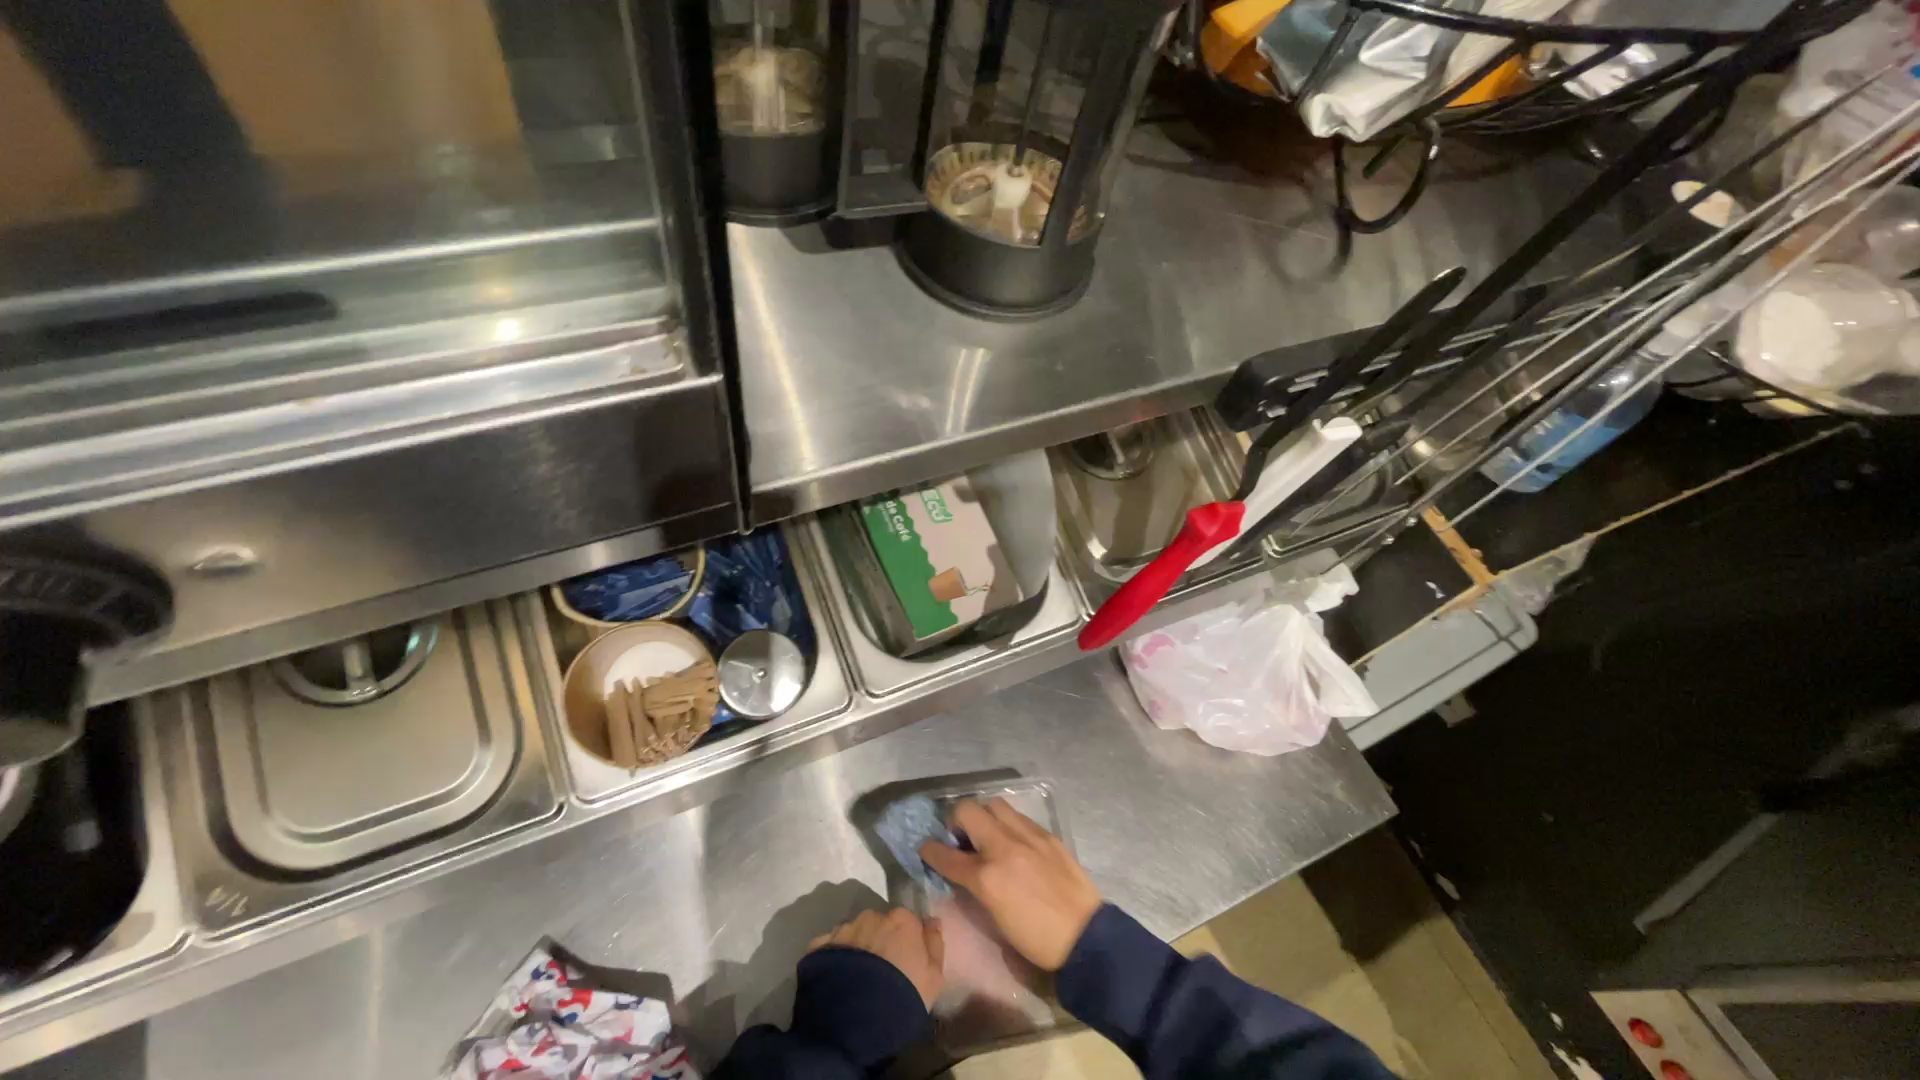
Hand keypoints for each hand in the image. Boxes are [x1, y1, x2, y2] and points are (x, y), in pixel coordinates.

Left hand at [809, 907, 944, 1008]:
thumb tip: (933, 921)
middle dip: (880, 941)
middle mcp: (871, 916)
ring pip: (854, 933)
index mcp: (902, 920)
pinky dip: (834, 958)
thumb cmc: (903, 997)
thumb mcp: (933, 978)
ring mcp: (842, 930)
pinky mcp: (818, 946)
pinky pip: (830, 946)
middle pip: (879, 924)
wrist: (854, 1021)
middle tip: (881, 970)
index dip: (906, 941)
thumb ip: (935, 945)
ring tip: (857, 978)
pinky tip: (837, 978)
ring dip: (858, 948)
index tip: (905, 960)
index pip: (907, 922)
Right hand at [919, 797, 1102, 970]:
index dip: (930, 851)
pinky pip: (1018, 817)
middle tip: (960, 838)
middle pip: (966, 811)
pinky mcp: (1047, 835)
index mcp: (987, 877)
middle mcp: (1004, 847)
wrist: (1084, 936)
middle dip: (955, 821)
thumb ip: (974, 886)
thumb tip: (962, 870)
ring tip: (987, 835)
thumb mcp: (994, 917)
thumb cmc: (1035, 938)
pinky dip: (1008, 823)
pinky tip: (1013, 841)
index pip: (946, 855)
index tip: (925, 848)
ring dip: (983, 816)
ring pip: (994, 805)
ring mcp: (1028, 836)